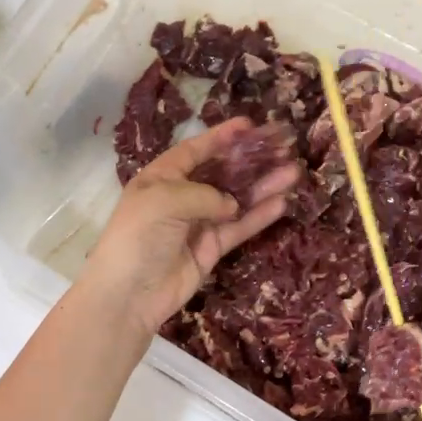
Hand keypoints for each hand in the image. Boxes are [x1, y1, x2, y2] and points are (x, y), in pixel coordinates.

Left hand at [82, 118, 300, 333]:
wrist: (129, 294)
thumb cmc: (138, 238)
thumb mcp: (165, 201)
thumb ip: (204, 194)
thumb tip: (232, 204)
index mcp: (161, 178)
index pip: (195, 151)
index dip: (221, 137)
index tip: (250, 125)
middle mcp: (180, 198)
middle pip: (221, 173)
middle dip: (251, 160)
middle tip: (284, 147)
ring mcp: (197, 225)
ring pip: (235, 200)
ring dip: (262, 186)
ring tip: (292, 172)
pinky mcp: (210, 251)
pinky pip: (237, 229)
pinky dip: (258, 217)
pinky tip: (281, 203)